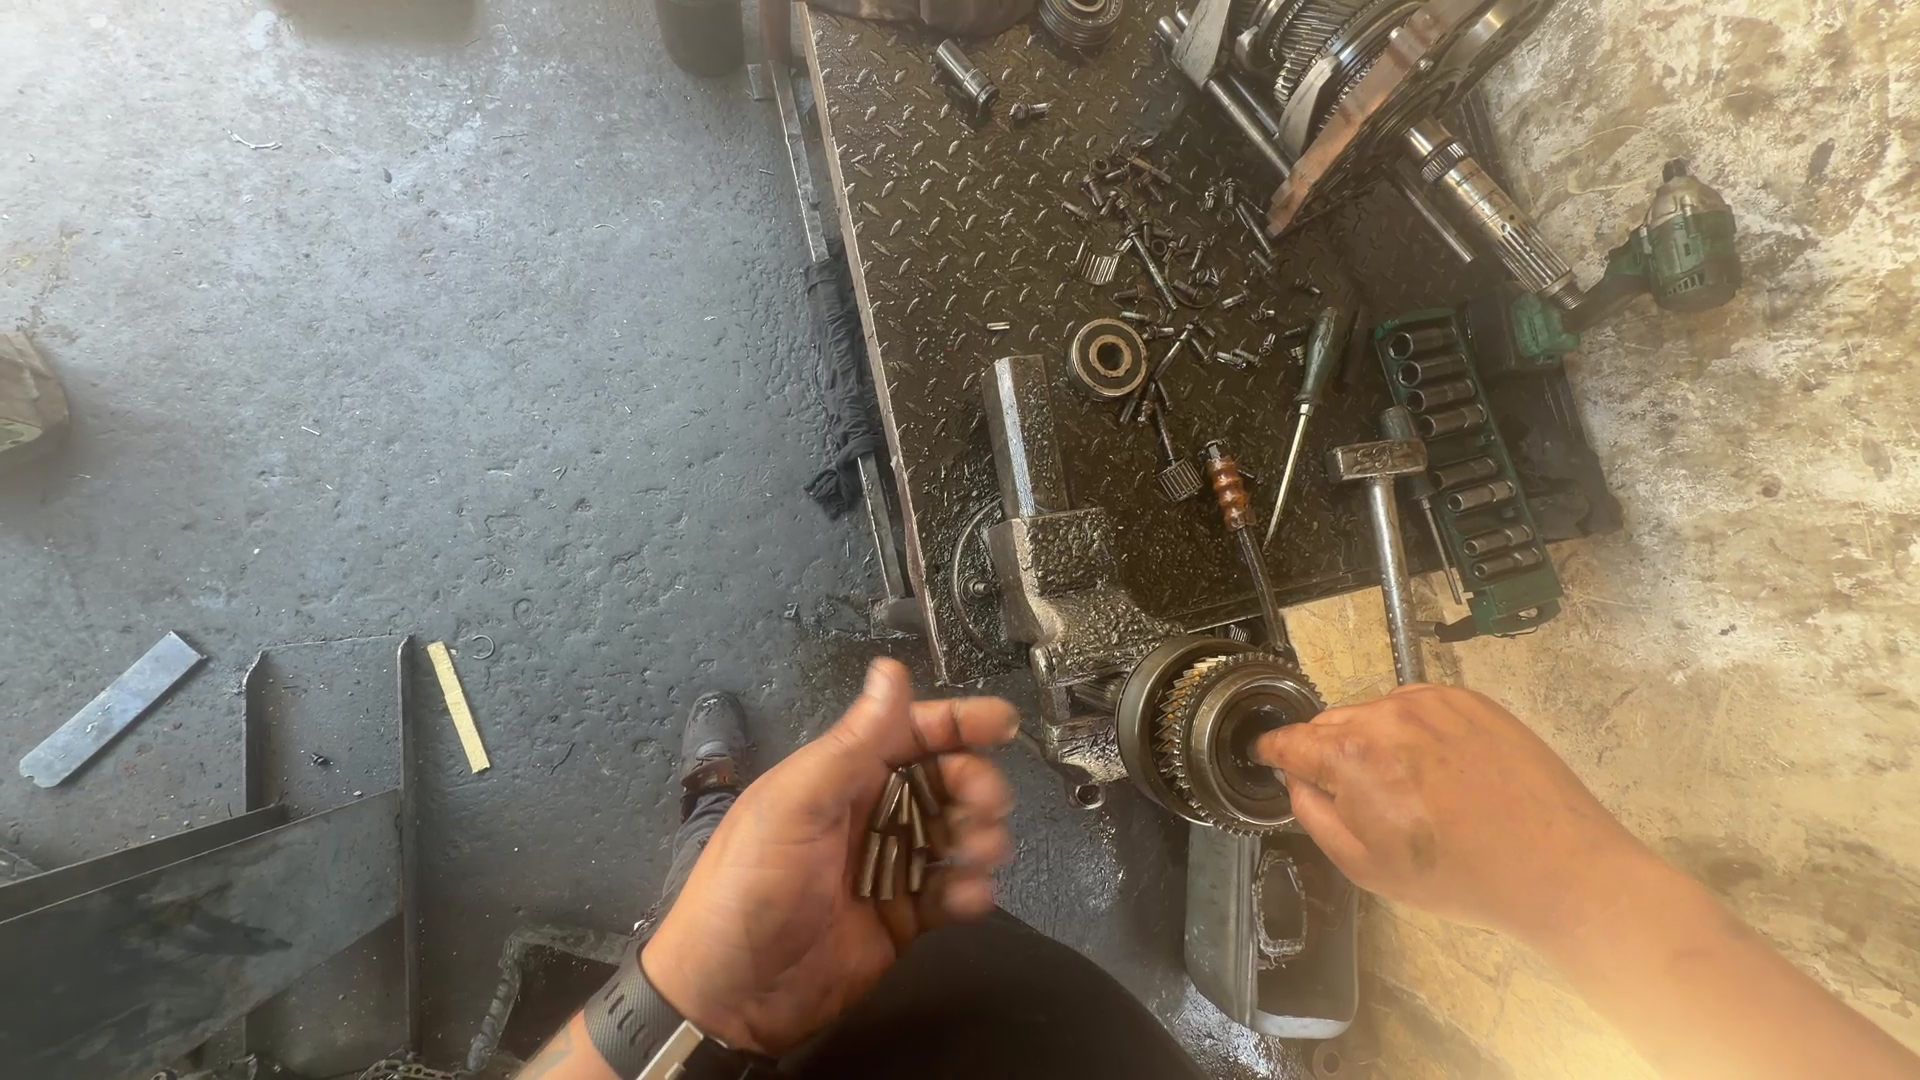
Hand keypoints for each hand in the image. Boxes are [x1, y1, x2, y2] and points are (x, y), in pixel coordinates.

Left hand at [639, 658, 1018, 1056]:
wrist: (727, 997)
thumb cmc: (752, 884)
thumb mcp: (796, 805)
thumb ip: (853, 741)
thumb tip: (890, 669)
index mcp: (845, 772)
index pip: (912, 731)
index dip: (959, 721)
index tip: (1004, 723)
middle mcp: (873, 809)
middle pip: (946, 779)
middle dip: (976, 784)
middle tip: (988, 807)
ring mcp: (891, 862)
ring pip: (957, 832)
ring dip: (981, 836)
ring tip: (978, 854)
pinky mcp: (903, 914)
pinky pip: (950, 891)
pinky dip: (970, 891)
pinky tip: (969, 897)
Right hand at [1255, 683, 1650, 944]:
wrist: (1562, 871)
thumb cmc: (1460, 877)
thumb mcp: (1364, 866)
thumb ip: (1311, 814)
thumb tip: (1298, 780)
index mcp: (1351, 756)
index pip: (1289, 740)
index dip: (1273, 751)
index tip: (1269, 756)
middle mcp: (1383, 716)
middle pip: (1328, 723)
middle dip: (1328, 751)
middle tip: (1357, 791)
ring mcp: (1429, 703)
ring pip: (1370, 711)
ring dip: (1371, 737)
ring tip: (1407, 781)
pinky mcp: (1467, 699)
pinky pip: (1414, 704)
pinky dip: (1411, 727)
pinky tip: (1437, 764)